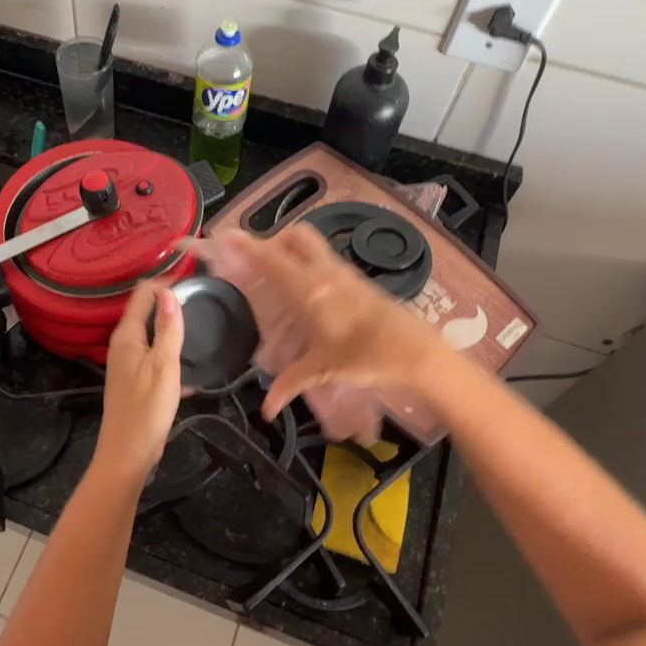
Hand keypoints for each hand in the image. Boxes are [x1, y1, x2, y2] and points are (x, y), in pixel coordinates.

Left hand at [93, 282, 184, 484]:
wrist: (128, 454)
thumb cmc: (147, 409)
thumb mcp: (164, 366)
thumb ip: (168, 329)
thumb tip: (170, 292)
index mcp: (127, 335)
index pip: (142, 293)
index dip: (165, 283)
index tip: (193, 282)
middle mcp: (123, 344)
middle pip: (146, 311)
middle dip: (170, 303)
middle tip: (202, 300)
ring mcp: (128, 363)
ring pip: (152, 335)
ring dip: (172, 329)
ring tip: (202, 326)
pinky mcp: (135, 380)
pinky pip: (155, 356)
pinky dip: (171, 354)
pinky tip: (192, 366)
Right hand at [197, 225, 454, 440]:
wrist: (418, 354)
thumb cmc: (367, 357)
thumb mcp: (324, 370)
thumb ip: (291, 384)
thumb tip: (266, 410)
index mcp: (311, 289)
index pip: (272, 258)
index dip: (247, 244)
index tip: (227, 235)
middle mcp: (326, 273)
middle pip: (296, 235)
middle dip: (274, 240)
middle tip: (258, 262)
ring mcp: (346, 274)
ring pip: (313, 246)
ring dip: (293, 251)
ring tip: (278, 276)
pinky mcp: (360, 281)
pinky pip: (327, 261)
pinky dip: (310, 265)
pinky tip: (307, 293)